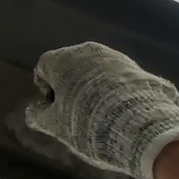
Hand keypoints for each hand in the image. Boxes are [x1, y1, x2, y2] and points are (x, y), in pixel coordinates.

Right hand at [24, 41, 178, 178]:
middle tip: (76, 115)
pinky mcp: (138, 69)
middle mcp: (88, 50)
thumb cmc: (88, 123)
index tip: (55, 110)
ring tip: (101, 117)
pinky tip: (121, 114)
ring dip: (93, 90)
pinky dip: (115, 93)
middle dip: (70, 87)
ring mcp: (115, 58)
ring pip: (95, 72)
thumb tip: (34, 110)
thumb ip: (38, 116)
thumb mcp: (56, 126)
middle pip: (71, 67)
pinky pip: (117, 80)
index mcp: (63, 59)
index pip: (44, 68)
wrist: (144, 127)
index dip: (46, 90)